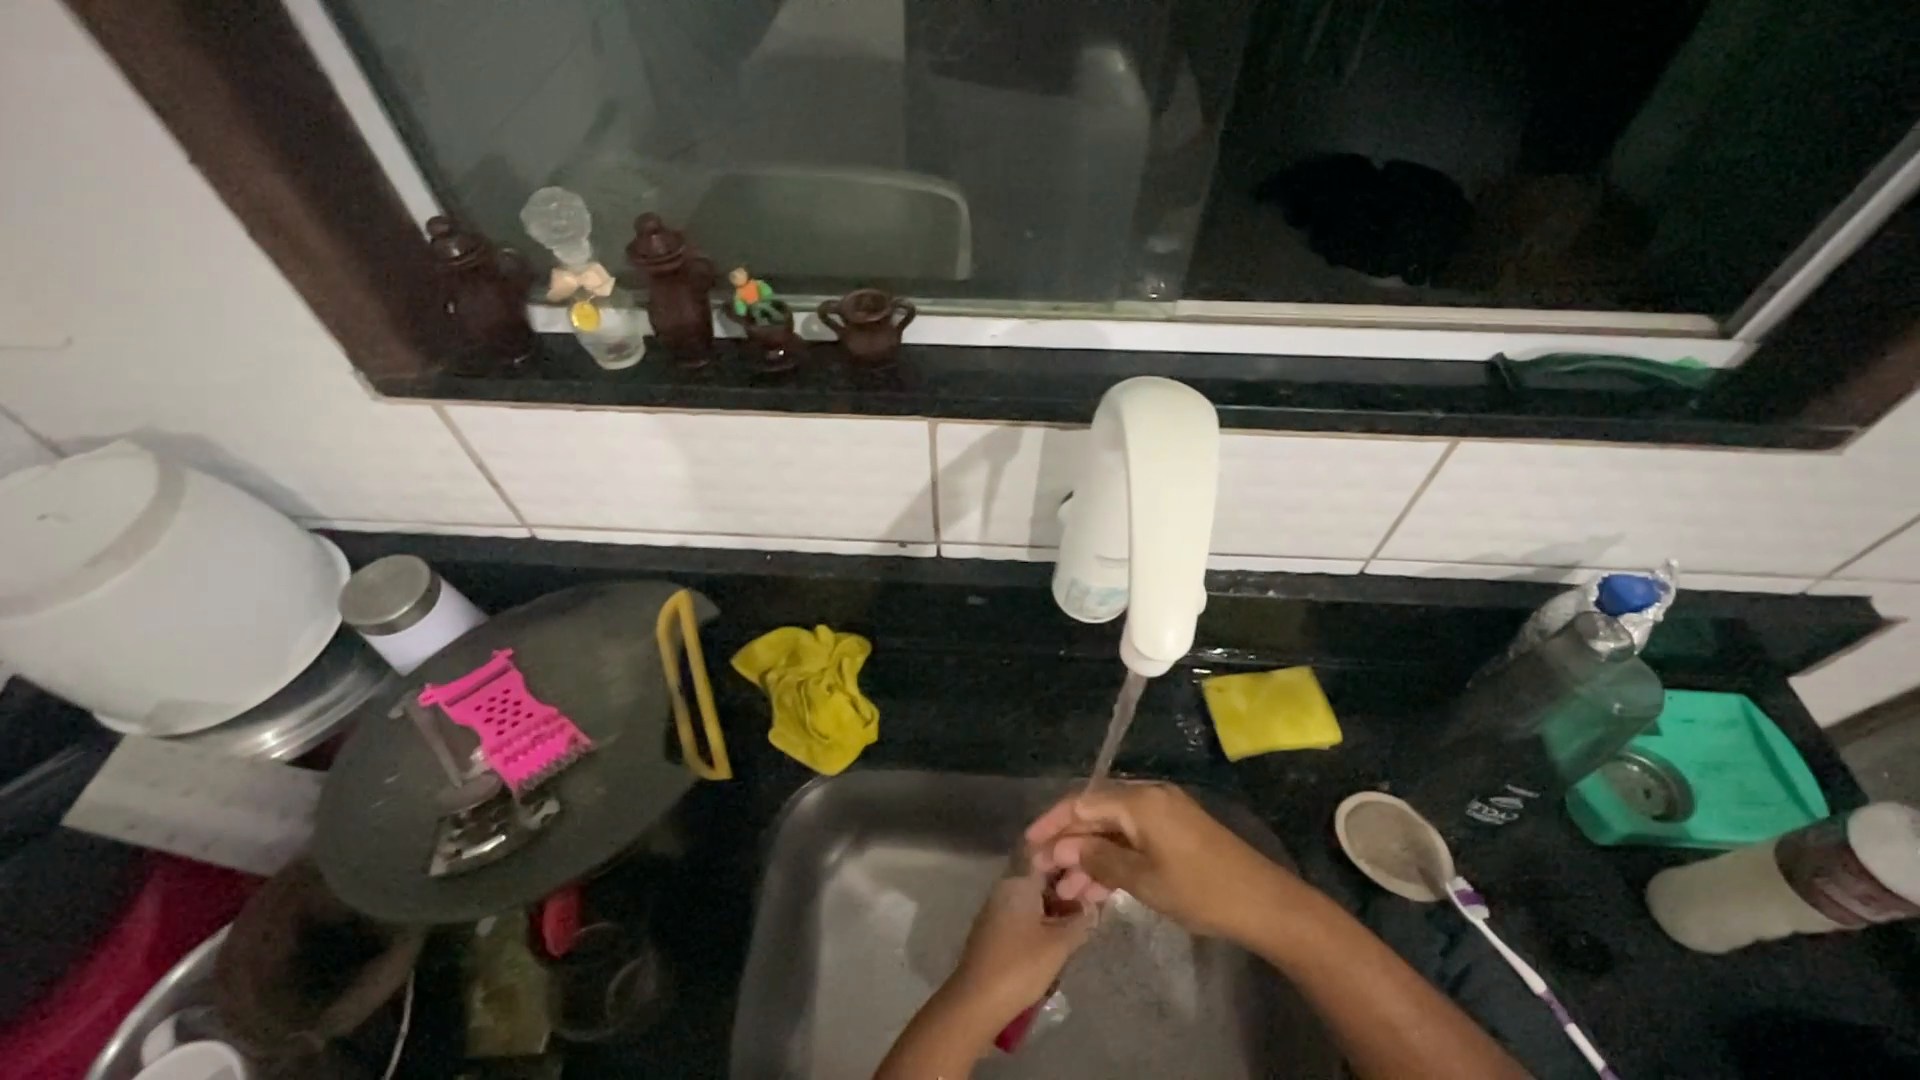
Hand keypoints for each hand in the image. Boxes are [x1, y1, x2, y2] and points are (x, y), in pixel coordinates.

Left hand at [945, 869, 1094, 1025]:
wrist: (977, 1001)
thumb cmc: (1020, 965)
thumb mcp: (1059, 944)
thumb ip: (1081, 921)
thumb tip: (1094, 906)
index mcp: (1019, 882)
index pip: (1050, 862)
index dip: (1074, 871)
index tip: (1094, 884)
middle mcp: (1005, 888)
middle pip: (1042, 882)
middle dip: (1067, 895)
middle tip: (1091, 911)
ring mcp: (996, 909)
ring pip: (1033, 901)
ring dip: (1055, 912)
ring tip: (1078, 928)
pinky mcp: (993, 930)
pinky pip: (1022, 917)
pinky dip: (1040, 924)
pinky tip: (1055, 941)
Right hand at [1026, 782, 1300, 942]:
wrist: (1265, 904)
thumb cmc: (1200, 890)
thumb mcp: (1142, 879)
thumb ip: (1098, 859)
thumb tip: (1064, 848)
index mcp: (1140, 800)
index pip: (1082, 803)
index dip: (1052, 824)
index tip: (1028, 846)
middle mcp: (1149, 798)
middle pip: (1096, 814)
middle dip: (1069, 844)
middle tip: (1044, 875)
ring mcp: (1164, 815)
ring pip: (1113, 830)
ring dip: (1089, 857)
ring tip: (1067, 891)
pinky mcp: (1175, 833)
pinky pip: (1132, 839)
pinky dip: (1113, 860)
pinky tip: (1096, 887)